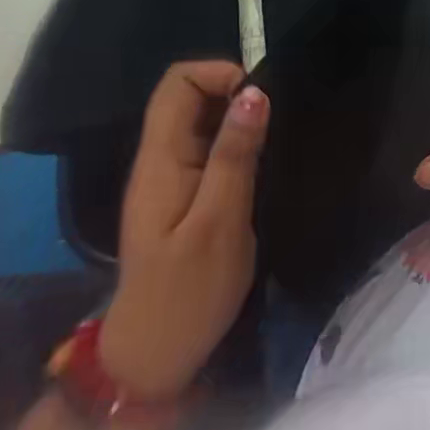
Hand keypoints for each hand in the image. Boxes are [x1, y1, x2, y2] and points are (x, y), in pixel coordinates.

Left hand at [98, 61, 267, 399]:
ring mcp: (170, 177)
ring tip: (274, 142)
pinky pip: (208, 149)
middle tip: (275, 124)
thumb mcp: (220, 221)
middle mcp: (159, 159)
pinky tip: (261, 166)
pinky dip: (236, 144)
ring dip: (238, 120)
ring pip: (201, 122)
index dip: (219, 74)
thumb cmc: (189, 292)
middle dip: (234, 94)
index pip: (177, 83)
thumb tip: (255, 93)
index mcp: (160, 159)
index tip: (261, 100)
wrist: (155, 355)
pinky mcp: (184, 196)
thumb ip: (236, 155)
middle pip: (188, 96)